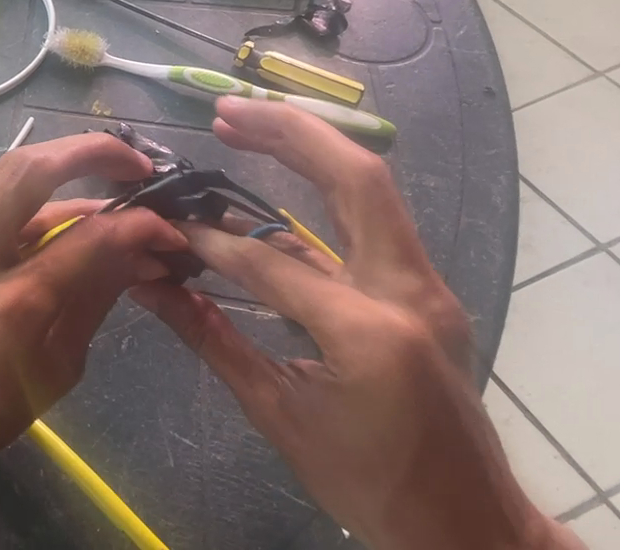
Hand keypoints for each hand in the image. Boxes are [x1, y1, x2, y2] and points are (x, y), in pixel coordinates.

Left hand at [0, 133, 183, 548]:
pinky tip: (66, 215)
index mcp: (13, 303)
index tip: (168, 230)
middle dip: (88, 151)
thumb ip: (93, 301)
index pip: (89, 238)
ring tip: (111, 182)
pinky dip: (36, 199)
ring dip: (63, 168)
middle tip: (135, 164)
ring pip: (8, 176)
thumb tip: (138, 253)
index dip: (139, 226)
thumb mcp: (53, 371)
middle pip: (30, 169)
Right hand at [132, 97, 578, 549]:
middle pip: (356, 177)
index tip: (165, 222)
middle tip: (224, 112)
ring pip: (371, 188)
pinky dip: (320, 193)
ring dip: (308, 147)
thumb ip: (209, 335)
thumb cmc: (370, 485)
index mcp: (368, 331)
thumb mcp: (277, 414)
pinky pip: (369, 223)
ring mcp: (426, 287)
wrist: (472, 528)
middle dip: (287, 132)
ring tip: (245, 122)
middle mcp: (408, 292)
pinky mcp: (423, 290)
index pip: (270, 261)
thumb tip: (147, 285)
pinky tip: (275, 189)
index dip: (209, 241)